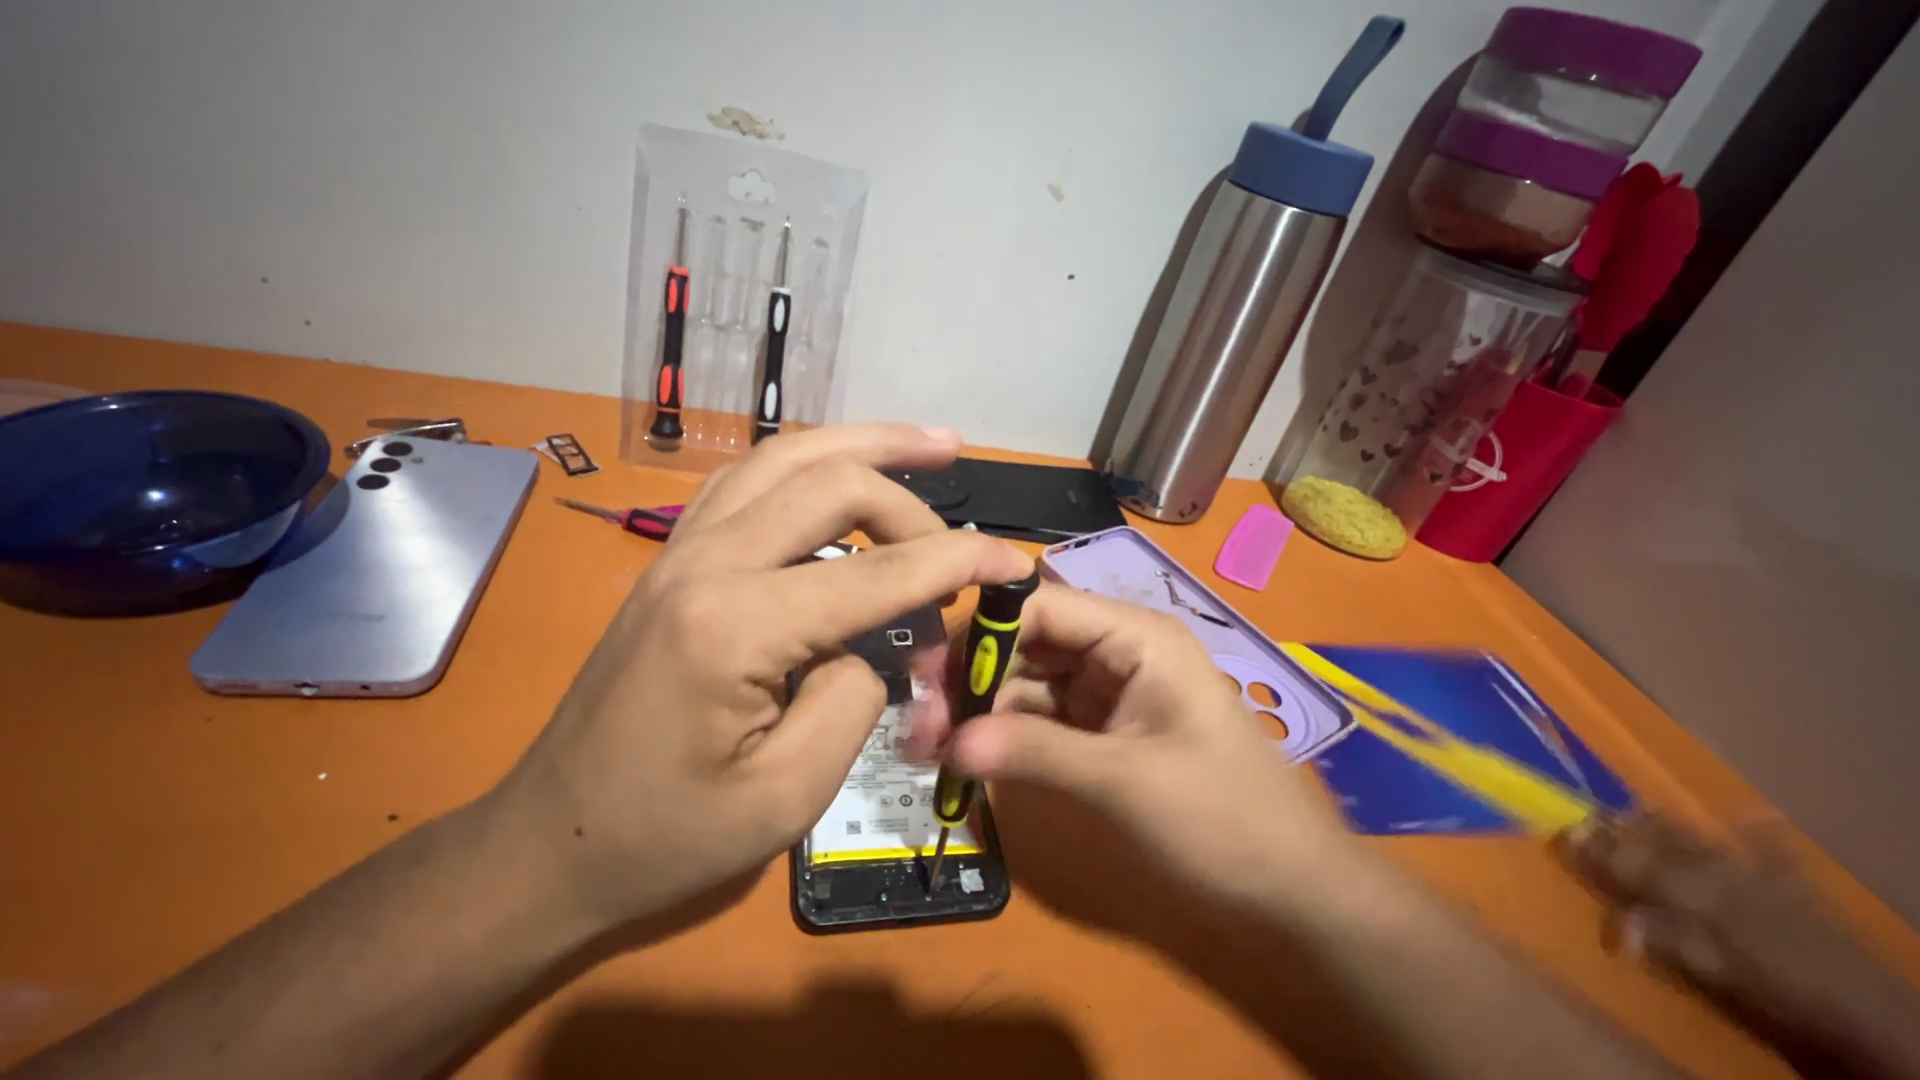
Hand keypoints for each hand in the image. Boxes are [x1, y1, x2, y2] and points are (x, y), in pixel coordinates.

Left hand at [497, 425, 1032, 929]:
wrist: (553, 841)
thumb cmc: (669, 836)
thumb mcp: (788, 794)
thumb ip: (855, 697)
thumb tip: (876, 641)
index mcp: (734, 625)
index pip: (875, 572)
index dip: (956, 562)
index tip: (1013, 563)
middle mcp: (703, 562)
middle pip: (828, 482)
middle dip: (912, 505)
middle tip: (966, 542)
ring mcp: (678, 552)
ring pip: (781, 458)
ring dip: (861, 444)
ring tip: (930, 443)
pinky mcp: (672, 562)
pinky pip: (747, 483)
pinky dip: (809, 466)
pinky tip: (842, 475)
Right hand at [909, 585, 1355, 910]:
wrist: (1288, 888)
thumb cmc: (1220, 818)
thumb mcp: (1123, 781)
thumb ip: (1033, 752)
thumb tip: (945, 742)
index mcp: (1135, 637)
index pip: (1040, 606)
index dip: (979, 632)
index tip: (925, 676)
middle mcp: (1117, 652)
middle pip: (1025, 643)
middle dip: (970, 679)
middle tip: (916, 726)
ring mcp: (1108, 693)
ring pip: (1025, 683)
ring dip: (978, 710)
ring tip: (926, 747)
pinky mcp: (1101, 733)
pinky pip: (1039, 720)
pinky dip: (1002, 736)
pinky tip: (963, 758)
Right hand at [1558, 815, 1919, 1077]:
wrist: (1873, 1013)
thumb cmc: (1777, 993)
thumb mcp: (1712, 971)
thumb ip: (1664, 939)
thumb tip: (1616, 920)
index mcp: (1692, 895)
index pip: (1629, 864)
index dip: (1593, 847)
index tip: (1561, 829)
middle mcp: (1719, 876)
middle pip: (1661, 847)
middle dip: (1621, 829)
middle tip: (1585, 811)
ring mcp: (1758, 878)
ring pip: (1702, 842)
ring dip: (1668, 825)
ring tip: (1637, 805)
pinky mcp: (1795, 889)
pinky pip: (1775, 855)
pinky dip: (1760, 834)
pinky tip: (1752, 812)